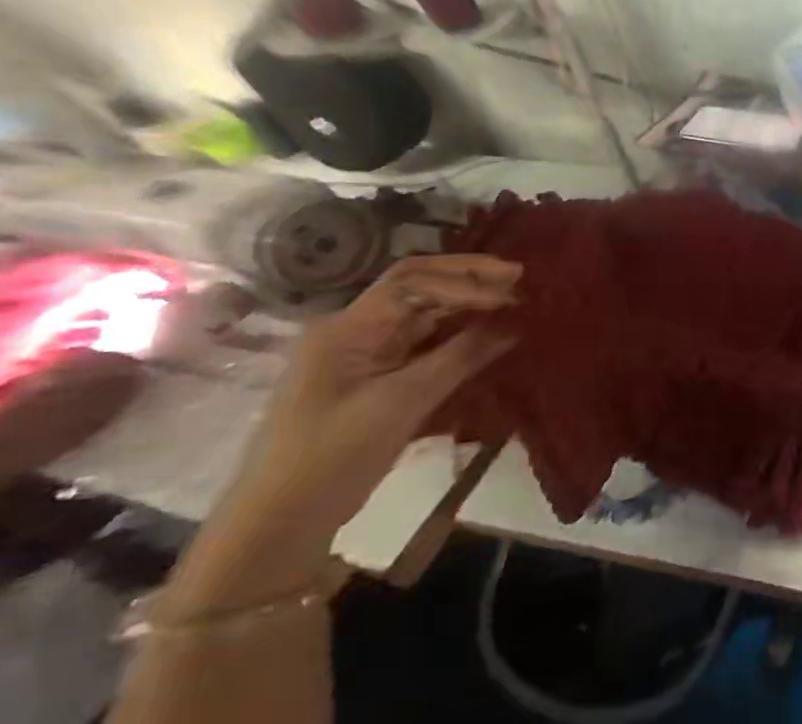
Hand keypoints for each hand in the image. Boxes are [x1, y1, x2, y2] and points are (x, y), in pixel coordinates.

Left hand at [240, 254, 521, 542]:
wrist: (280, 522)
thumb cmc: (334, 456)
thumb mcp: (403, 402)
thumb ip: (460, 356)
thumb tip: (514, 323)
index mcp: (347, 328)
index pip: (413, 282)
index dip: (467, 279)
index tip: (513, 292)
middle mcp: (354, 331)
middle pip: (418, 289)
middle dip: (470, 281)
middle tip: (521, 280)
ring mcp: (363, 356)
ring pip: (423, 315)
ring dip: (467, 305)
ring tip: (514, 303)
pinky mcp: (374, 380)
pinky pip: (423, 344)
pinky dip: (457, 335)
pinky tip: (488, 335)